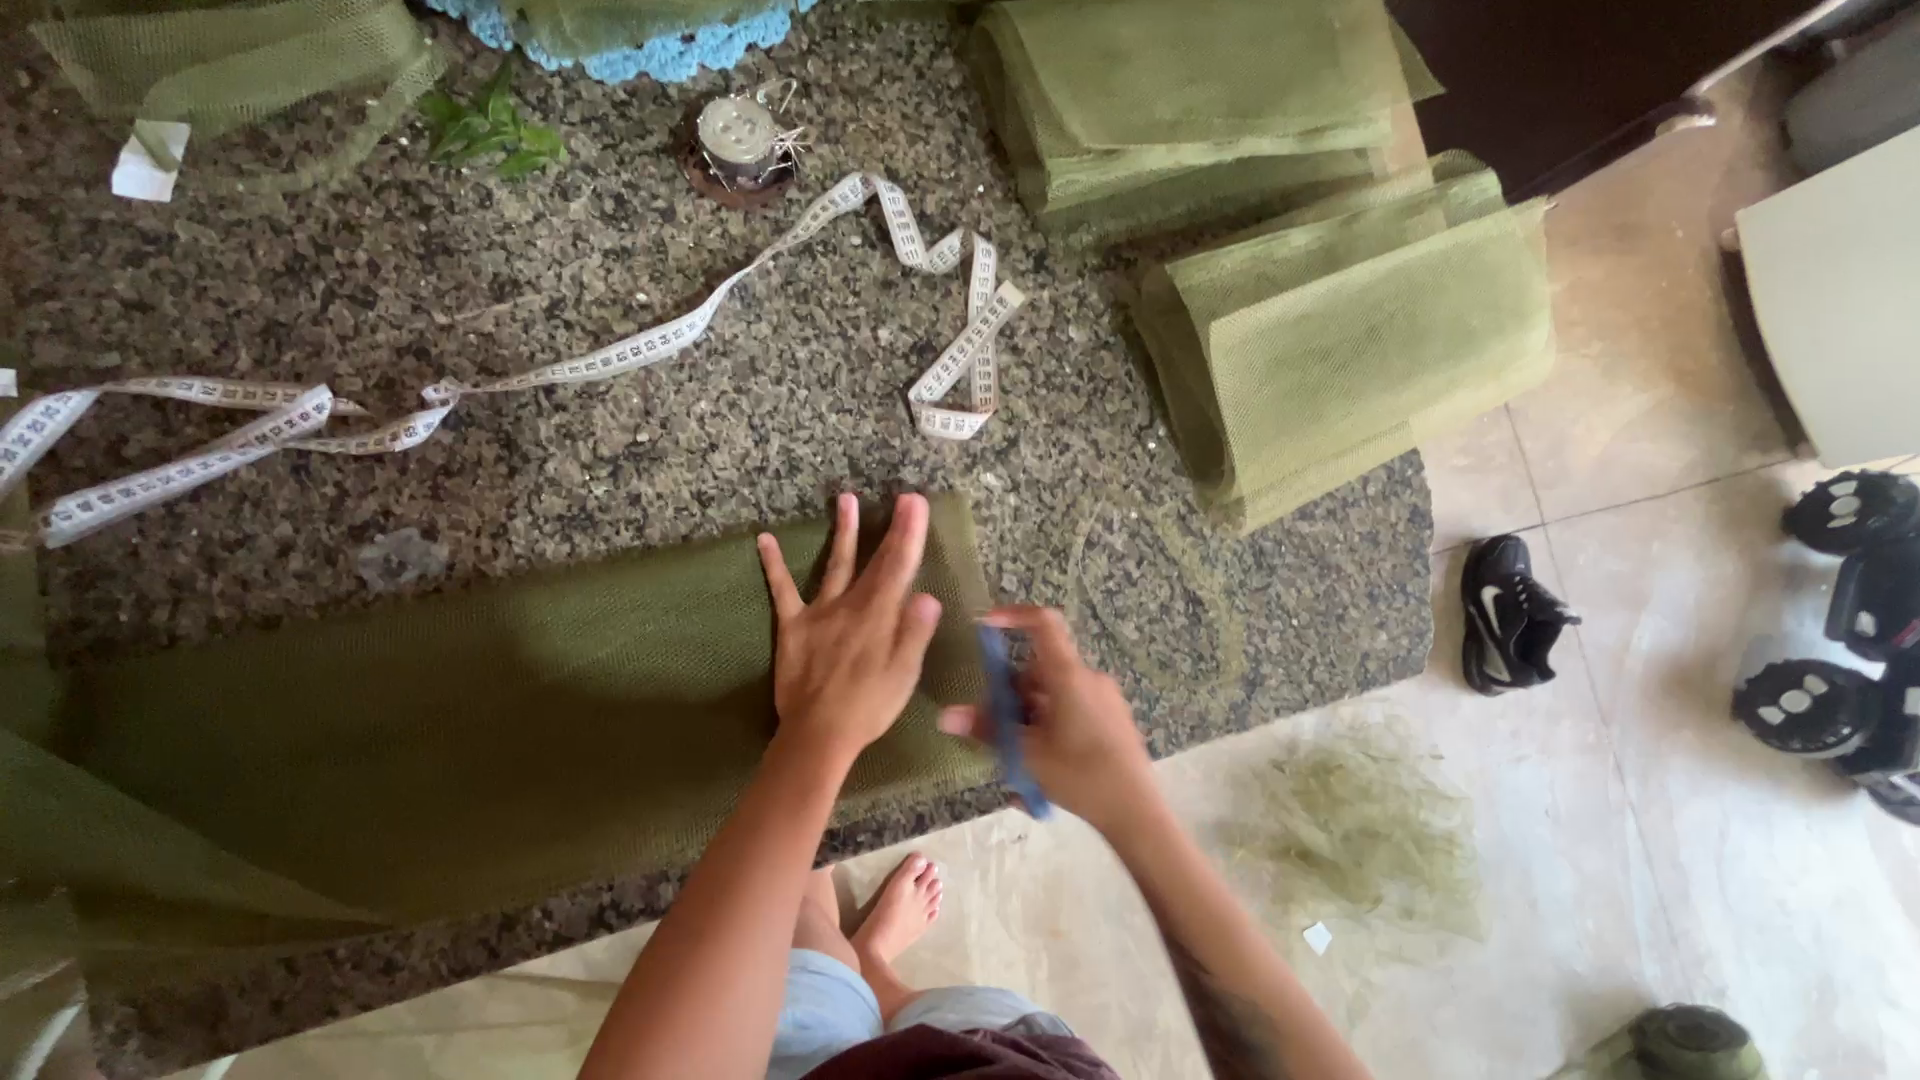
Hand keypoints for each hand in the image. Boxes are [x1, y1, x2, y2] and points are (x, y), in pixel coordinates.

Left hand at [757, 493, 943, 765]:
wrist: (818, 733)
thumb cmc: (869, 707)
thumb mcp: (904, 675)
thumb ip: (914, 632)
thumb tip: (927, 594)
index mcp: (880, 617)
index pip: (900, 568)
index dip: (910, 534)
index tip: (916, 503)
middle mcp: (851, 605)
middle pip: (875, 561)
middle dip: (891, 528)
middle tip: (903, 497)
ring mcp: (819, 612)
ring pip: (834, 564)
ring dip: (842, 532)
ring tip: (845, 499)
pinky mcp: (793, 626)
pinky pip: (782, 590)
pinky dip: (773, 564)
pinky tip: (763, 539)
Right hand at [937, 605, 1159, 832]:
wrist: (1137, 812)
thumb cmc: (1080, 776)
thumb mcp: (1026, 754)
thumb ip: (987, 730)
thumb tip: (946, 716)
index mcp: (1069, 676)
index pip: (1043, 624)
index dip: (1013, 616)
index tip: (986, 624)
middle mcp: (1089, 678)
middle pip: (1039, 670)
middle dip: (1012, 695)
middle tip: (996, 731)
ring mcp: (1104, 699)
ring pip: (1053, 695)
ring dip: (1030, 718)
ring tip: (1018, 760)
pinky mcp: (1113, 719)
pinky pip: (1071, 711)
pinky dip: (1050, 728)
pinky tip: (1041, 769)